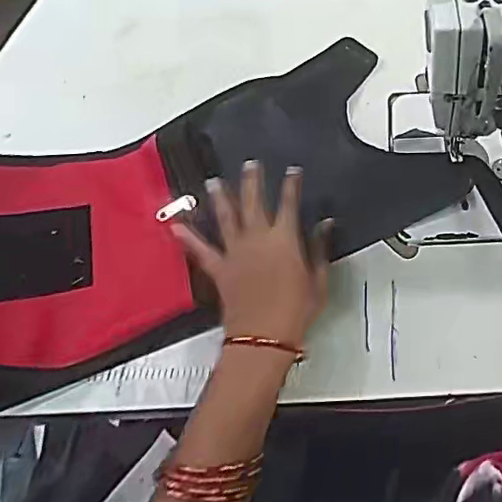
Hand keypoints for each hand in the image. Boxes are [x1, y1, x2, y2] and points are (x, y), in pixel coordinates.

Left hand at [171, 161, 331, 345]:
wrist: (264, 337)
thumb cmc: (296, 310)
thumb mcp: (318, 280)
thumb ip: (319, 249)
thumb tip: (325, 224)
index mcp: (284, 239)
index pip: (289, 203)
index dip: (291, 185)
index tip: (292, 171)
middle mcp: (258, 238)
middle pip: (253, 202)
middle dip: (252, 180)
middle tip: (250, 164)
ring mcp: (235, 252)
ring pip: (226, 217)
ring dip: (220, 197)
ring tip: (214, 181)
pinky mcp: (219, 268)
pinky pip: (202, 250)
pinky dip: (188, 238)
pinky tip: (176, 226)